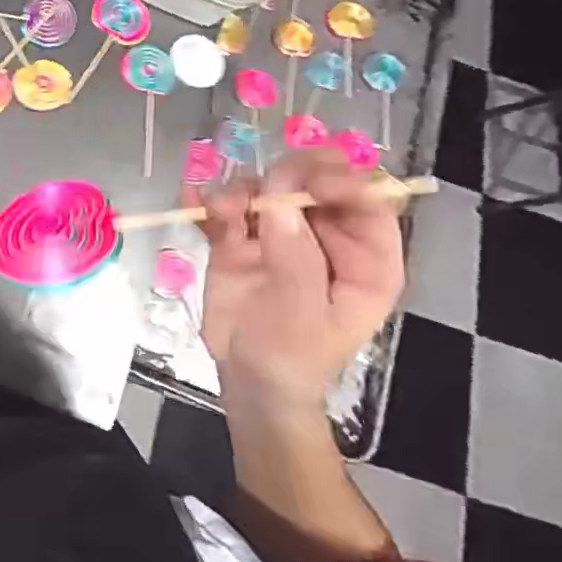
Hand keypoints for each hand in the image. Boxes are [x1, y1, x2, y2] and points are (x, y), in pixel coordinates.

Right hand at [185, 151, 403, 412]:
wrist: (249, 384)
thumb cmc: (293, 358)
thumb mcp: (302, 314)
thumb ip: (295, 257)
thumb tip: (278, 200)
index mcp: (365, 256)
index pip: (367, 200)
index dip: (343, 181)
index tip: (309, 183)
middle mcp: (325, 237)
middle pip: (315, 183)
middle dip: (288, 177)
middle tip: (261, 188)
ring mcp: (280, 237)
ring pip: (267, 190)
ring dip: (243, 191)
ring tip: (219, 210)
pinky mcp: (239, 244)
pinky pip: (227, 212)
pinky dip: (210, 203)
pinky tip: (194, 200)